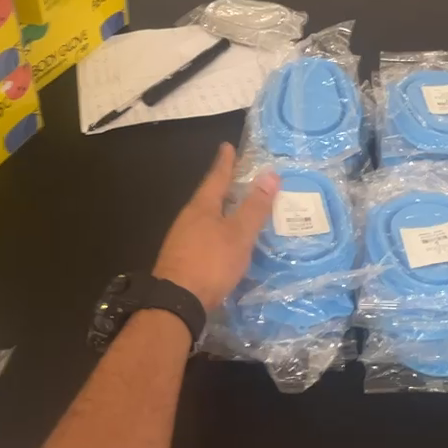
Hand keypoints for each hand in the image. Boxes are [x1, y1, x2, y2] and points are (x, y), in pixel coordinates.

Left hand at [153, 143, 278, 308]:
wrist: (177, 301)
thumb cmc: (211, 262)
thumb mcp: (239, 234)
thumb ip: (255, 207)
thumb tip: (271, 174)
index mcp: (202, 207)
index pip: (216, 177)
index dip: (225, 162)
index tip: (227, 146)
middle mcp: (189, 218)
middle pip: (209, 196)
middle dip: (223, 186)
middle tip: (238, 177)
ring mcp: (182, 239)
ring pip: (205, 216)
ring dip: (221, 210)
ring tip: (236, 208)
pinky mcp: (182, 258)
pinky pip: (203, 234)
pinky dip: (217, 230)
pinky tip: (225, 240)